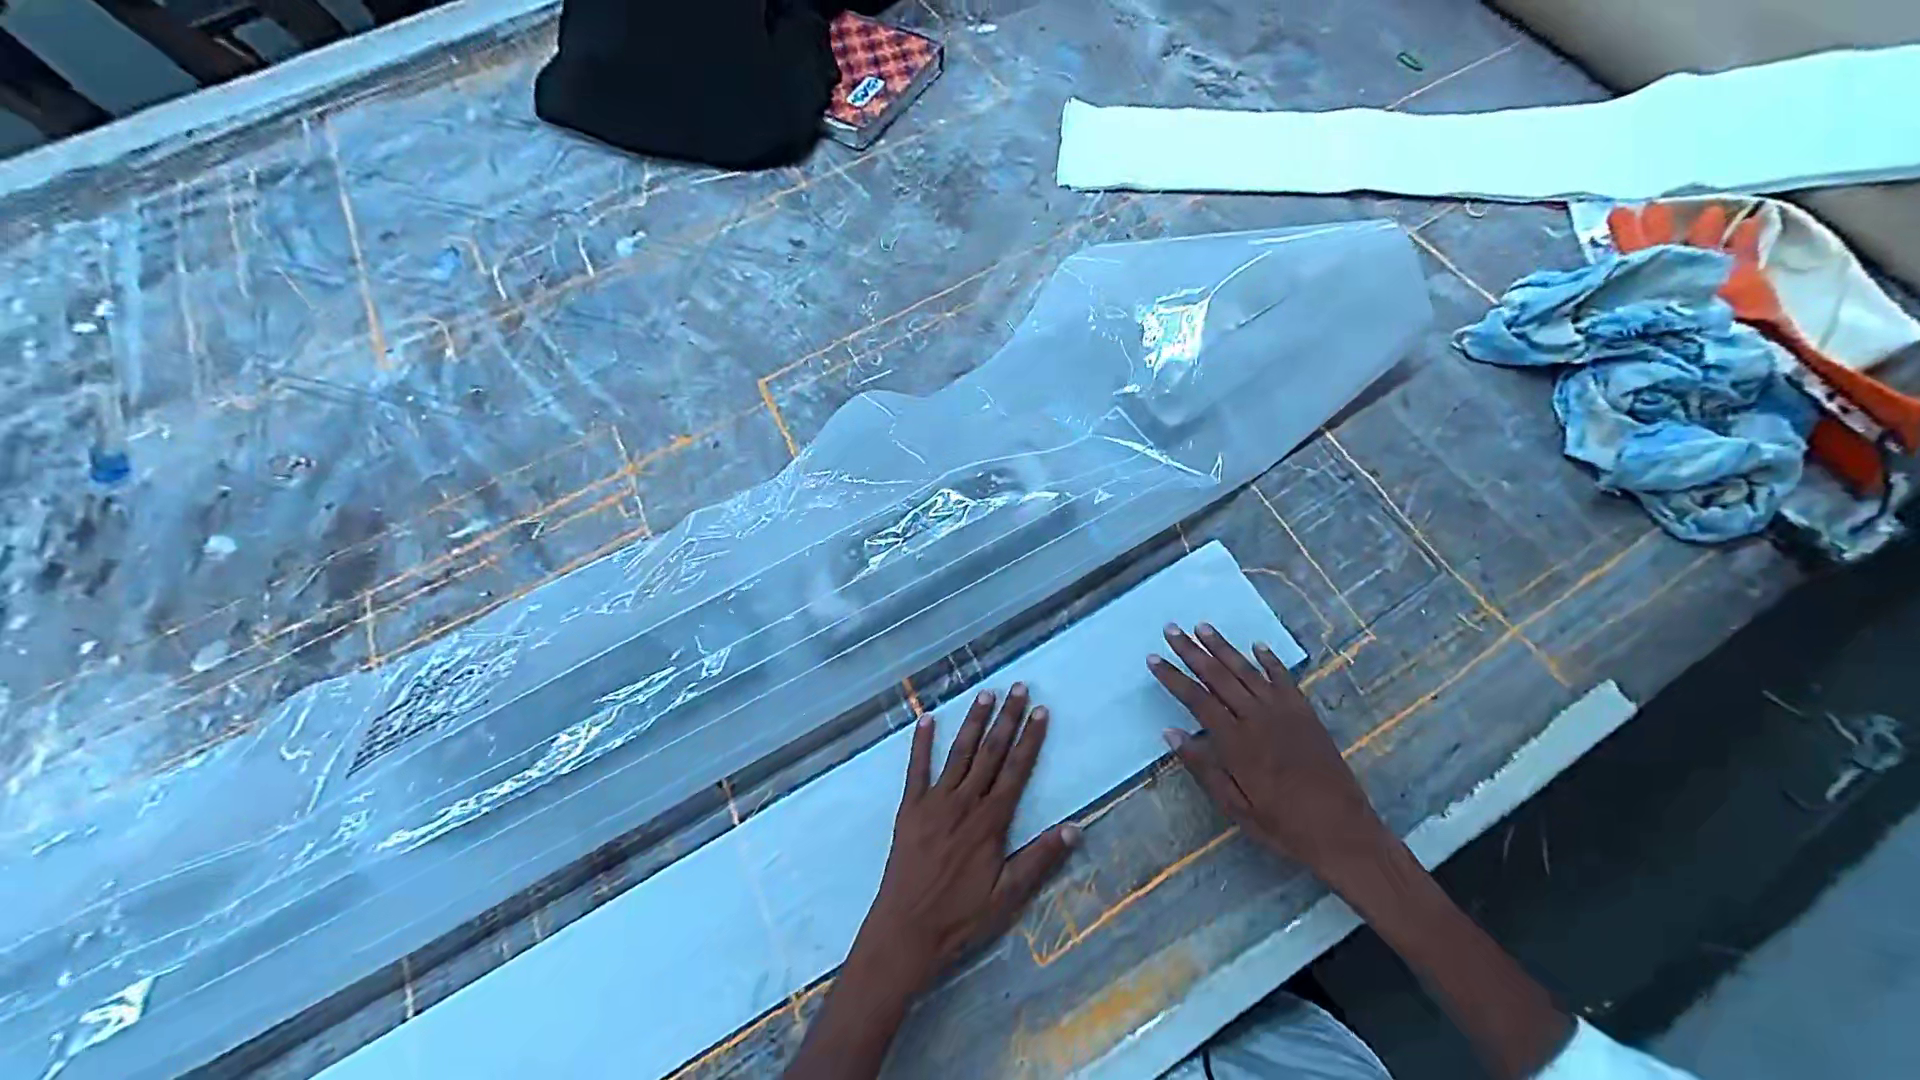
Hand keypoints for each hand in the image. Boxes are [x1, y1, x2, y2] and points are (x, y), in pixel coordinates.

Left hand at [786, 685, 1077, 1079]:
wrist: (906, 931)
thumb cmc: (961, 916)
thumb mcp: (1009, 896)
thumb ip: (1040, 859)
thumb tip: (1075, 828)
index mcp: (990, 821)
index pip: (1016, 770)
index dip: (1030, 739)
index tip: (1040, 711)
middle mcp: (964, 803)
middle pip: (990, 753)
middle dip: (1006, 719)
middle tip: (1017, 688)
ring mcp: (934, 802)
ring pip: (959, 753)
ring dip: (973, 722)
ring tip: (984, 695)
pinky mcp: (909, 809)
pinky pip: (916, 769)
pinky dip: (921, 743)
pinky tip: (926, 719)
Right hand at [1148, 623, 1391, 885]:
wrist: (1343, 832)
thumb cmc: (1282, 825)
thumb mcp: (1234, 805)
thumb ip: (1202, 766)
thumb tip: (1170, 733)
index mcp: (1236, 742)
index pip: (1196, 699)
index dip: (1173, 677)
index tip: (1154, 659)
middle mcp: (1257, 718)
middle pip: (1218, 676)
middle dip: (1192, 651)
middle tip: (1172, 629)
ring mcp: (1284, 713)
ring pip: (1247, 671)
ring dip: (1223, 647)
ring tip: (1203, 627)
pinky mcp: (1306, 714)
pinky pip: (1284, 679)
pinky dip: (1270, 660)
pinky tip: (1257, 646)